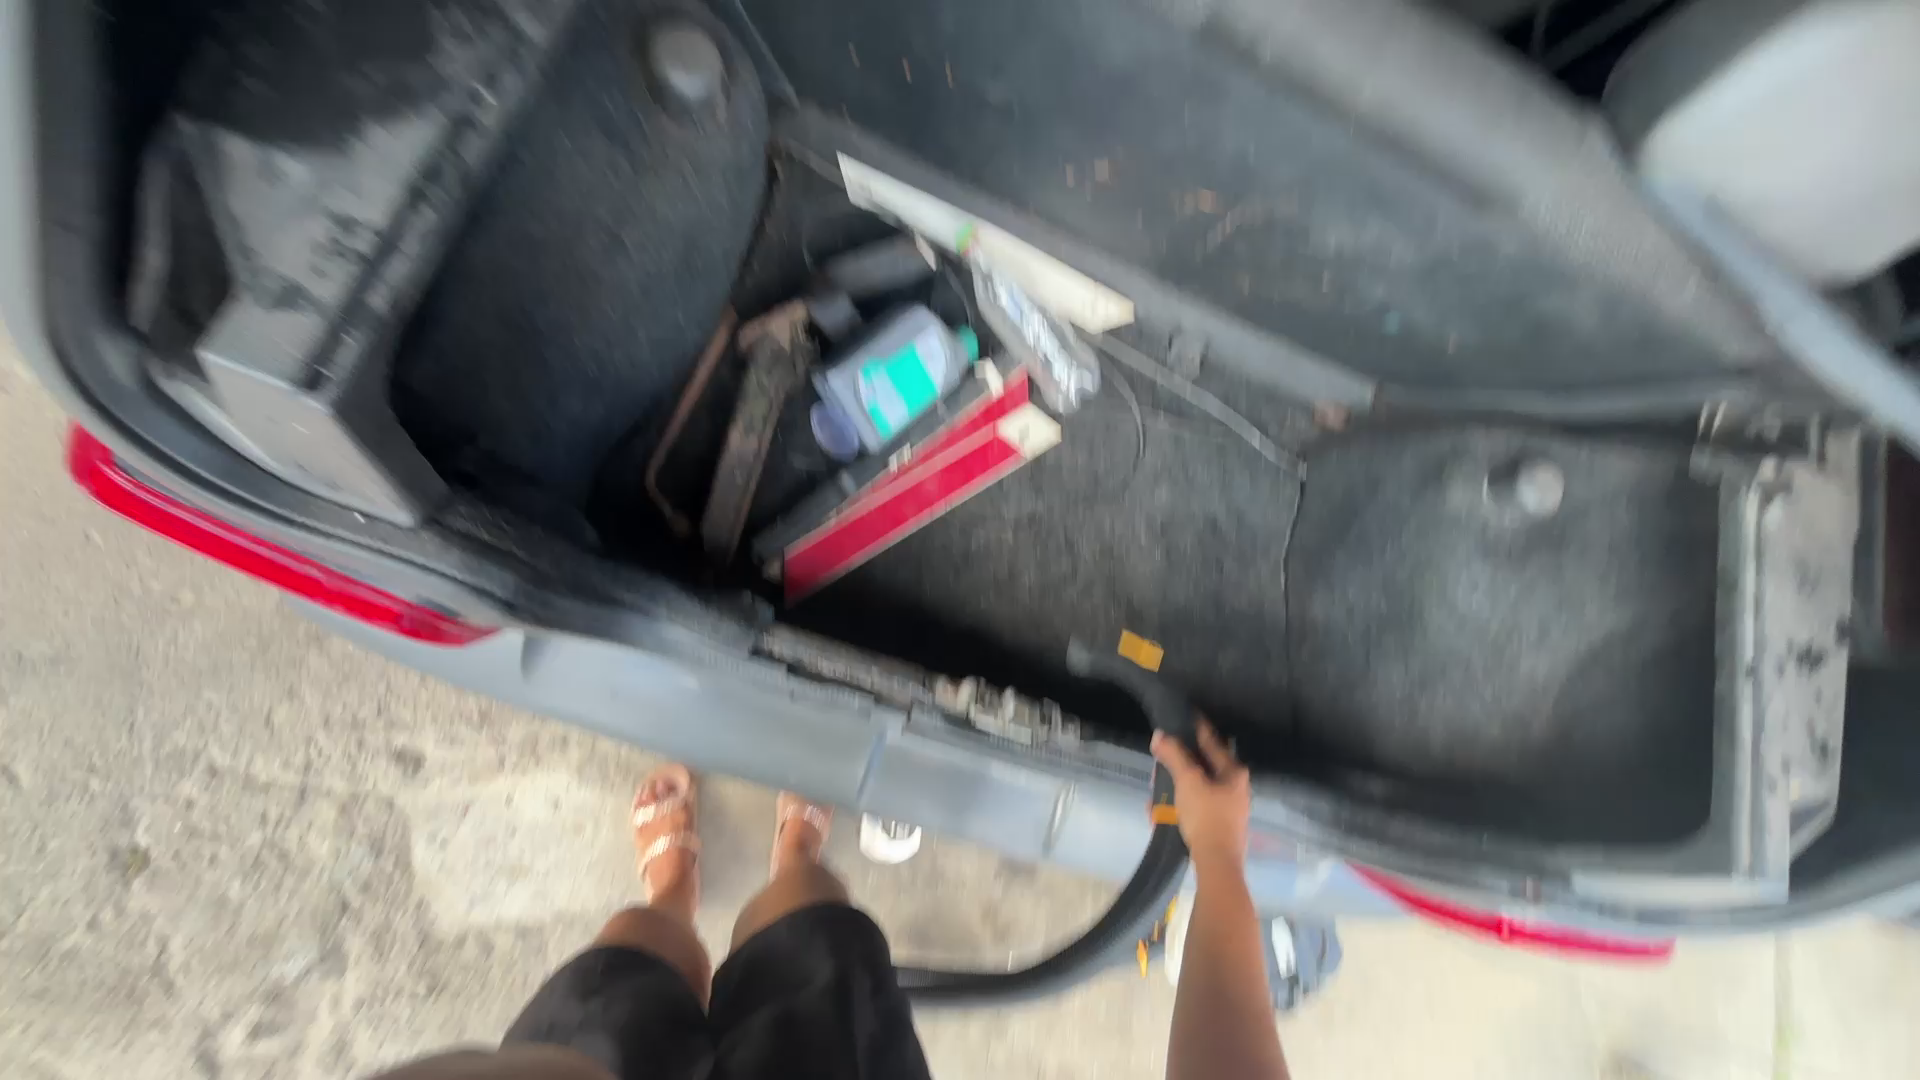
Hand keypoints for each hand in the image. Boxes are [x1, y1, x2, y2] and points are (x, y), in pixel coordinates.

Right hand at [1150, 719, 1250, 873]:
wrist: (1217, 865)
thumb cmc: (1206, 817)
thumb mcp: (1187, 781)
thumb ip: (1173, 756)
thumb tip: (1160, 735)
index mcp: (1233, 772)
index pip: (1211, 740)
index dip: (1195, 727)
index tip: (1182, 715)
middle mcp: (1234, 787)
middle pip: (1200, 766)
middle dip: (1175, 767)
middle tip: (1158, 766)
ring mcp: (1227, 807)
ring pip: (1194, 787)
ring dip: (1172, 790)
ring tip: (1155, 797)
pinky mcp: (1218, 824)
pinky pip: (1193, 806)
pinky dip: (1177, 807)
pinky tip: (1160, 814)